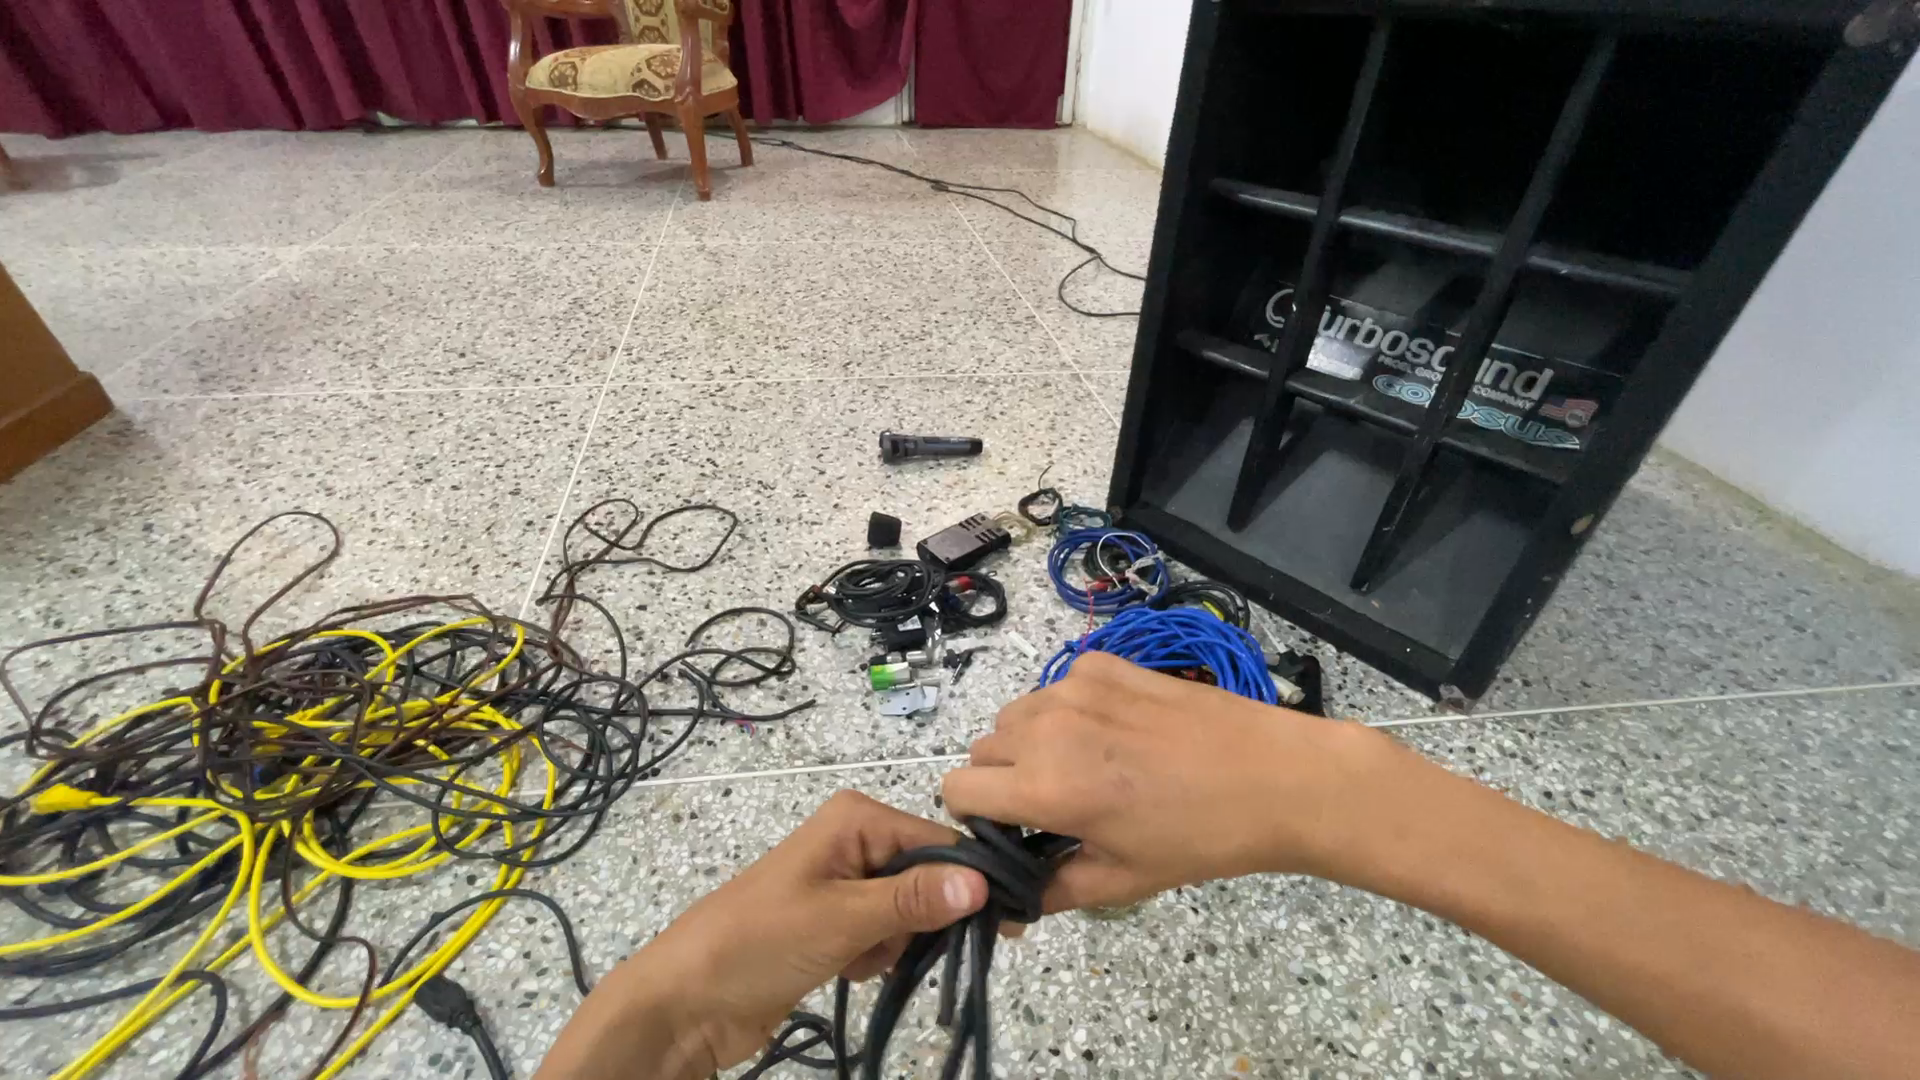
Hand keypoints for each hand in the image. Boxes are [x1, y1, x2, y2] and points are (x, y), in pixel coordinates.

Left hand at [533, 791, 989, 1079]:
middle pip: (926, 873)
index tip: (1007, 922)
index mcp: (856, 818)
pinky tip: (851, 970)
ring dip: (899, 941)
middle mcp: (855, 839)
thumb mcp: (841, 919)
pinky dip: (878, 954)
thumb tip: (982, 882)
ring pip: (909, 908)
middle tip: (924, 949)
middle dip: (927, 916)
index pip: (937, 840)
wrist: (686, 1001)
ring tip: (864, 960)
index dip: (972, 878)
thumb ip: (912, 901)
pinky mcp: (836, 920)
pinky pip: (885, 932)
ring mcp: (845, 881)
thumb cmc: (760, 941)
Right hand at [942, 651, 1400, 911]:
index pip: (957, 789)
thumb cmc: (1200, 836)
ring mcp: (1074, 687)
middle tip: (1055, 801)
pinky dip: (1068, 710)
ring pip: (1016, 715)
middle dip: (1004, 778)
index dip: (977, 815)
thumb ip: (1051, 891)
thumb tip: (1008, 906)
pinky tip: (1115, 731)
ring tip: (1088, 763)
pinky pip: (1056, 688)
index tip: (1012, 827)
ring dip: (1031, 742)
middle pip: (983, 749)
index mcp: (1046, 787)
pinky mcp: (1102, 663)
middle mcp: (1047, 727)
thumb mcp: (1123, 880)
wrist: (1273, 776)